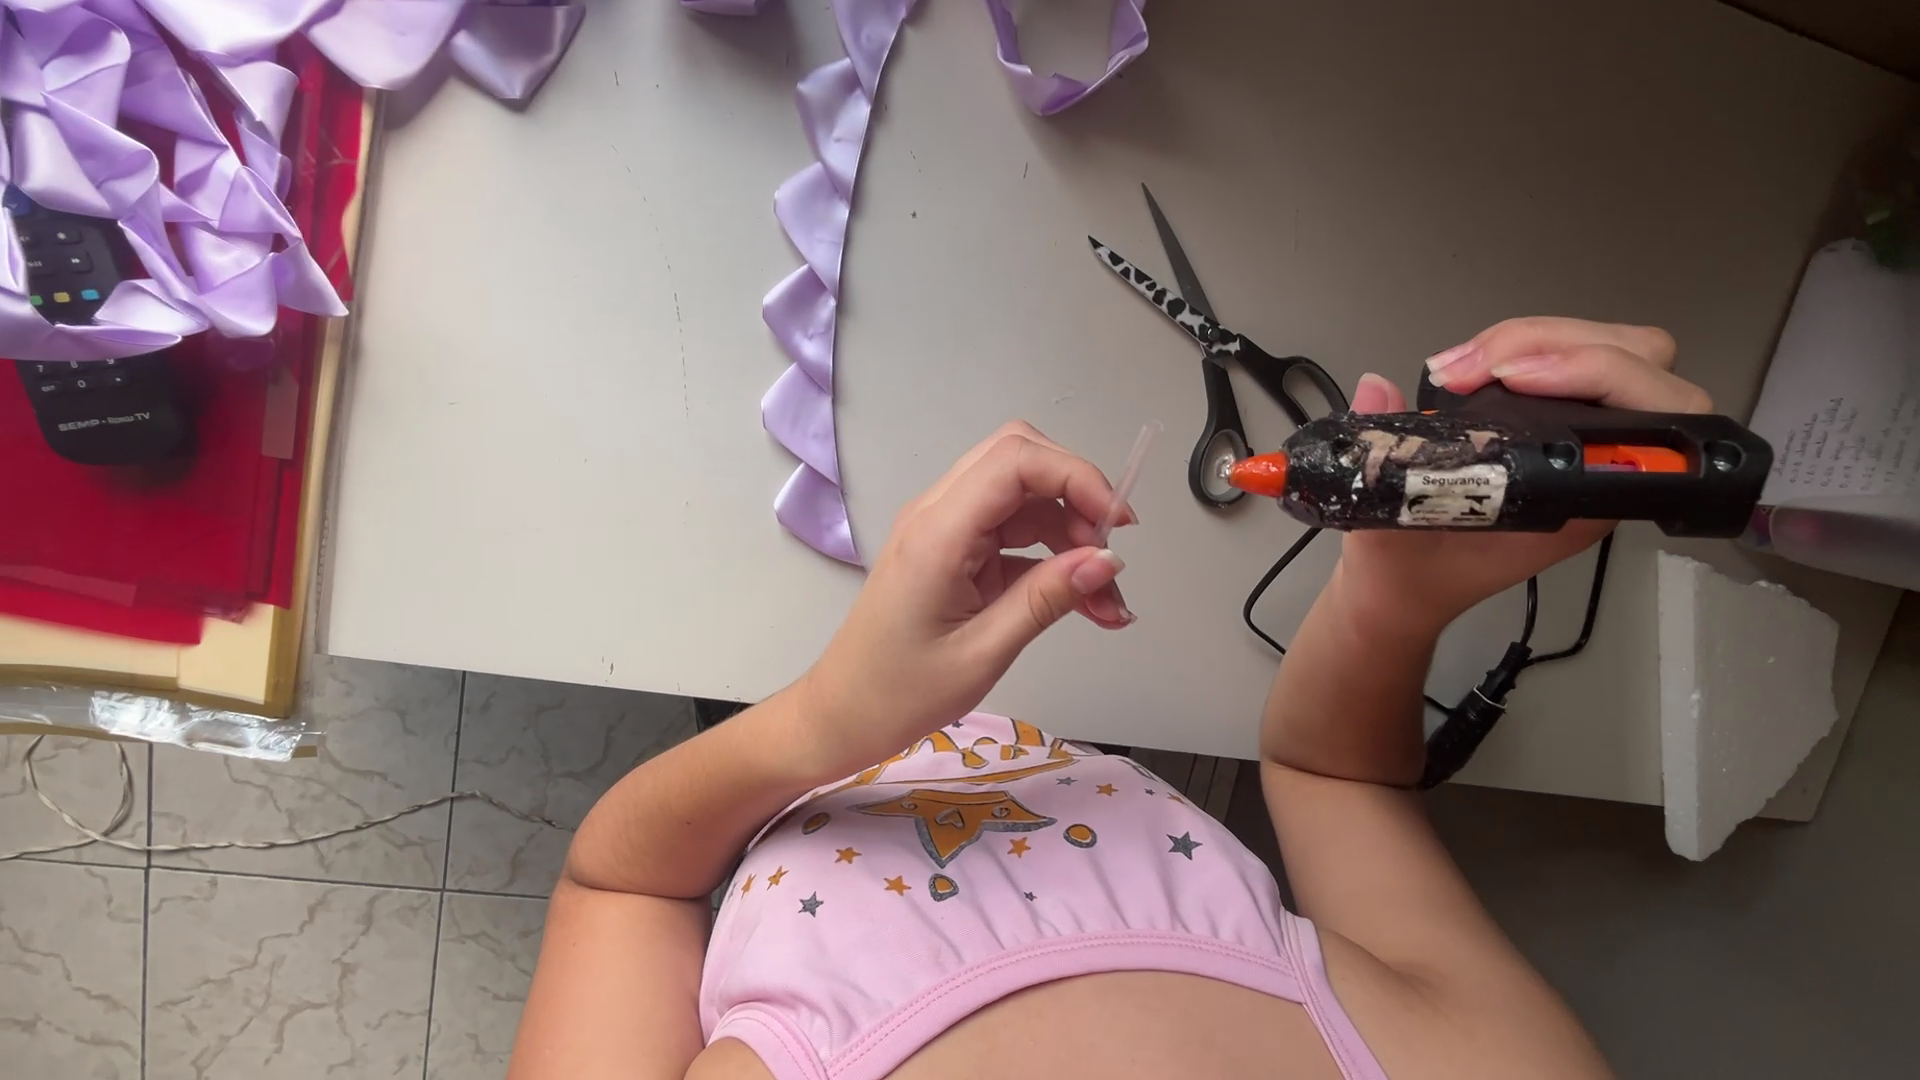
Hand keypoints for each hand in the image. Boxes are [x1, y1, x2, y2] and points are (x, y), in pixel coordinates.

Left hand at [795, 422, 1133, 777]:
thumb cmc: (902, 693)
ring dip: (1071, 535)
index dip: (1077, 476)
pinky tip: (1081, 602)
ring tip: (1106, 602)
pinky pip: (1013, 532)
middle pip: (1019, 460)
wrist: (843, 714)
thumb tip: (1109, 560)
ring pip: (1023, 498)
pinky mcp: (953, 550)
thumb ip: (1047, 599)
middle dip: (1077, 496)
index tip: (1120, 525)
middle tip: (1108, 557)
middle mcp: (938, 513)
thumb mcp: (983, 653)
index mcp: (938, 532)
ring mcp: (944, 528)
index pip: (1016, 460)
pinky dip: (1052, 558)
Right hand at [1331, 317, 1713, 635]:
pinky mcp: (1548, 423)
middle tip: (1464, 368)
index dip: (1596, 374)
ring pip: (1608, 349)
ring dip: (1531, 340)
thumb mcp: (1387, 531)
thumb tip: (1375, 386)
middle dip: (1554, 343)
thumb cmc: (1409, 574)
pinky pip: (1566, 362)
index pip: (1651, 415)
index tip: (1509, 377)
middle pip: (1639, 360)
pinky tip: (1462, 367)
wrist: (1401, 591)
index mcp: (1585, 504)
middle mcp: (1600, 465)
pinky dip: (1517, 347)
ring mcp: (1579, 440)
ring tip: (1452, 367)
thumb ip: (1382, 464)